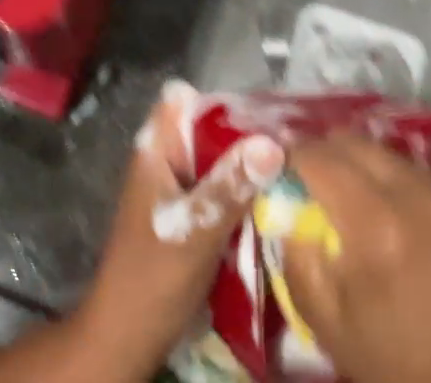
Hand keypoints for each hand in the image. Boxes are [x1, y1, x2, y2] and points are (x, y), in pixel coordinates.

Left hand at [75, 80, 284, 376]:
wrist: (130, 331)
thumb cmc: (153, 275)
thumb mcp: (195, 228)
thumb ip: (230, 186)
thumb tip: (272, 142)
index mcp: (156, 150)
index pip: (185, 100)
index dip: (223, 99)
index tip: (269, 110)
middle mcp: (167, 160)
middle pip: (209, 128)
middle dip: (248, 131)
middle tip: (298, 138)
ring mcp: (180, 187)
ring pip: (220, 159)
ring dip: (251, 163)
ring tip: (299, 163)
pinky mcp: (194, 214)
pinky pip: (224, 188)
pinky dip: (247, 190)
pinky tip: (281, 196)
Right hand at [283, 135, 430, 382]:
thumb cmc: (399, 362)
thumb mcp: (327, 321)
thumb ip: (297, 256)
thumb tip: (289, 207)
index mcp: (376, 224)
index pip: (320, 159)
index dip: (293, 157)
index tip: (280, 168)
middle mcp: (422, 196)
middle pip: (360, 144)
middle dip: (329, 154)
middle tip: (314, 176)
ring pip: (397, 158)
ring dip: (371, 169)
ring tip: (361, 196)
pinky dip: (411, 189)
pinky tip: (409, 218)